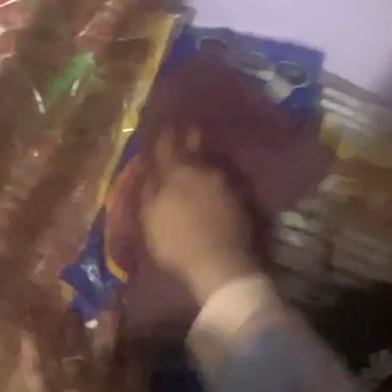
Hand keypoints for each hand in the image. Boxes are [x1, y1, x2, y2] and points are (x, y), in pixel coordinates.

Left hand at [21, 312, 169, 391]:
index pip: (141, 362)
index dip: (146, 343)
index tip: (148, 329)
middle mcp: (100, 382)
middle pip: (107, 342)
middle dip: (111, 317)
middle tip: (112, 291)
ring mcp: (68, 385)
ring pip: (70, 346)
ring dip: (70, 326)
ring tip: (70, 307)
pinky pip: (34, 365)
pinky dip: (30, 346)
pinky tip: (26, 327)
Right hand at [140, 128, 260, 304]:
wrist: (221, 263)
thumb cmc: (176, 242)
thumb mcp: (150, 219)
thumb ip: (149, 191)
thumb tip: (149, 172)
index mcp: (176, 172)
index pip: (167, 145)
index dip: (164, 136)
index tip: (163, 128)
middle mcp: (203, 170)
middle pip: (195, 146)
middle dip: (190, 137)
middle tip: (188, 131)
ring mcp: (226, 183)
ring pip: (212, 162)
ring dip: (206, 158)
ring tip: (201, 159)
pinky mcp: (242, 198)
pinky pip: (226, 179)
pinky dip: (218, 178)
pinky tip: (215, 184)